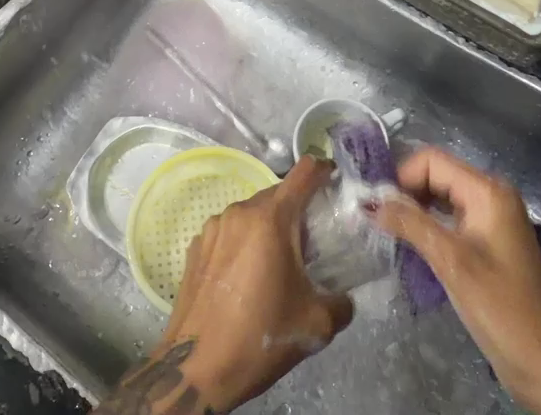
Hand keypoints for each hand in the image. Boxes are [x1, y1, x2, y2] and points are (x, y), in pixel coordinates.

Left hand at [98, 158, 353, 413]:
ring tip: (280, 262)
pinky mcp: (195, 247)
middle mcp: (239, 212)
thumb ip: (342, 301)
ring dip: (270, 227)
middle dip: (299, 209)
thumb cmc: (259, 338)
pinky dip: (245, 243)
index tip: (338, 183)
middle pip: (278, 193)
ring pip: (252, 213)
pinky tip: (249, 277)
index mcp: (270, 219)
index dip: (325, 171)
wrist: (196, 369)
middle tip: (315, 240)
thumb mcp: (316, 325)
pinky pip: (230, 232)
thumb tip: (345, 296)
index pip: (304, 172)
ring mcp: (213, 228)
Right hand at [368, 147, 540, 414]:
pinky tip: (409, 245)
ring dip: (413, 210)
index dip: (400, 176)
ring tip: (385, 232)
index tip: (374, 204)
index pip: (432, 161)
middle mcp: (491, 196)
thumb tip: (371, 202)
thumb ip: (411, 224)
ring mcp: (491, 220)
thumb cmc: (500, 306)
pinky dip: (428, 226)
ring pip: (441, 198)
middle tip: (374, 219)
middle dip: (404, 192)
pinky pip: (451, 220)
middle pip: (437, 176)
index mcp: (488, 191)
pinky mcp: (488, 243)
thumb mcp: (451, 262)